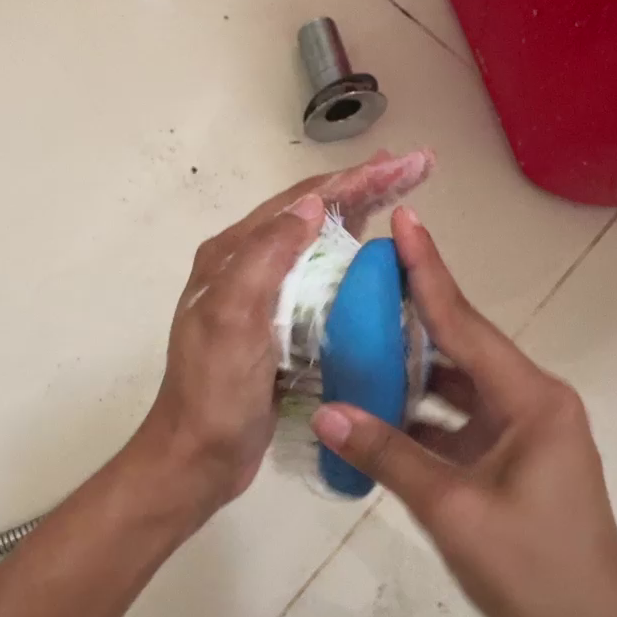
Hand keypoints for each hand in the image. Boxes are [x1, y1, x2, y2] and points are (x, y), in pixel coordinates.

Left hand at [130, 151, 437, 517]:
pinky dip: (353, 267)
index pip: (300, 204)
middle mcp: (245, 269)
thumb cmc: (215, 390)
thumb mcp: (234, 317)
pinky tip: (381, 266)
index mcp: (232, 256)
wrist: (199, 455)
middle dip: (364, 190)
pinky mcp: (280, 331)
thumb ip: (266, 257)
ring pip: (320, 248)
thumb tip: (311, 207)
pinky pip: (323, 287)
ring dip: (361, 221)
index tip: (406, 161)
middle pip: (312, 217)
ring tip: (405, 200)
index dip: (354, 179)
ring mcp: (263, 301)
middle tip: (418, 168)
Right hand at [310, 207, 616, 616]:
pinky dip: (416, 415)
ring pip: (454, 386)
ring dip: (407, 370)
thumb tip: (326, 411)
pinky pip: (455, 422)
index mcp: (532, 399)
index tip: (406, 222)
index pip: (466, 323)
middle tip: (358, 281)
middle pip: (460, 346)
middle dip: (410, 314)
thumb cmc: (533, 571)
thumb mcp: (452, 509)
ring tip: (350, 339)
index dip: (430, 272)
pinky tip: (372, 409)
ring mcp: (522, 434)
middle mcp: (531, 403)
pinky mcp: (509, 462)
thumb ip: (387, 454)